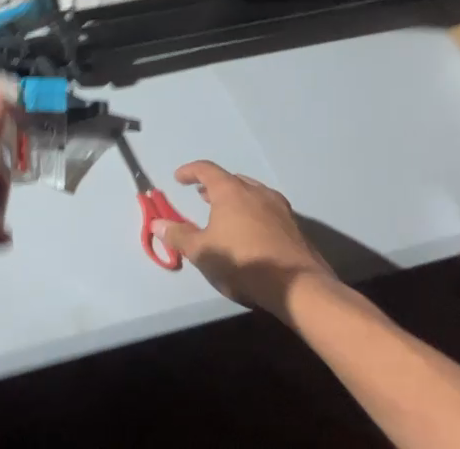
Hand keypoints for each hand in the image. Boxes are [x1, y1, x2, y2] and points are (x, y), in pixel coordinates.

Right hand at [152, 161, 334, 316]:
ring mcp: (282, 211)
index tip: (178, 179)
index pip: (206, 169)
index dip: (189, 171)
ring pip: (255, 195)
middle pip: (233, 180)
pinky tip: (252, 235)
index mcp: (232, 192)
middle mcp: (258, 194)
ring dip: (238, 200)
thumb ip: (178, 235)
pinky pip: (271, 213)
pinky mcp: (298, 231)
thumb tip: (157, 224)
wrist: (302, 290)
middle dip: (215, 186)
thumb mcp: (201, 251)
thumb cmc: (244, 262)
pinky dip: (256, 216)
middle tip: (202, 196)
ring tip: (227, 215)